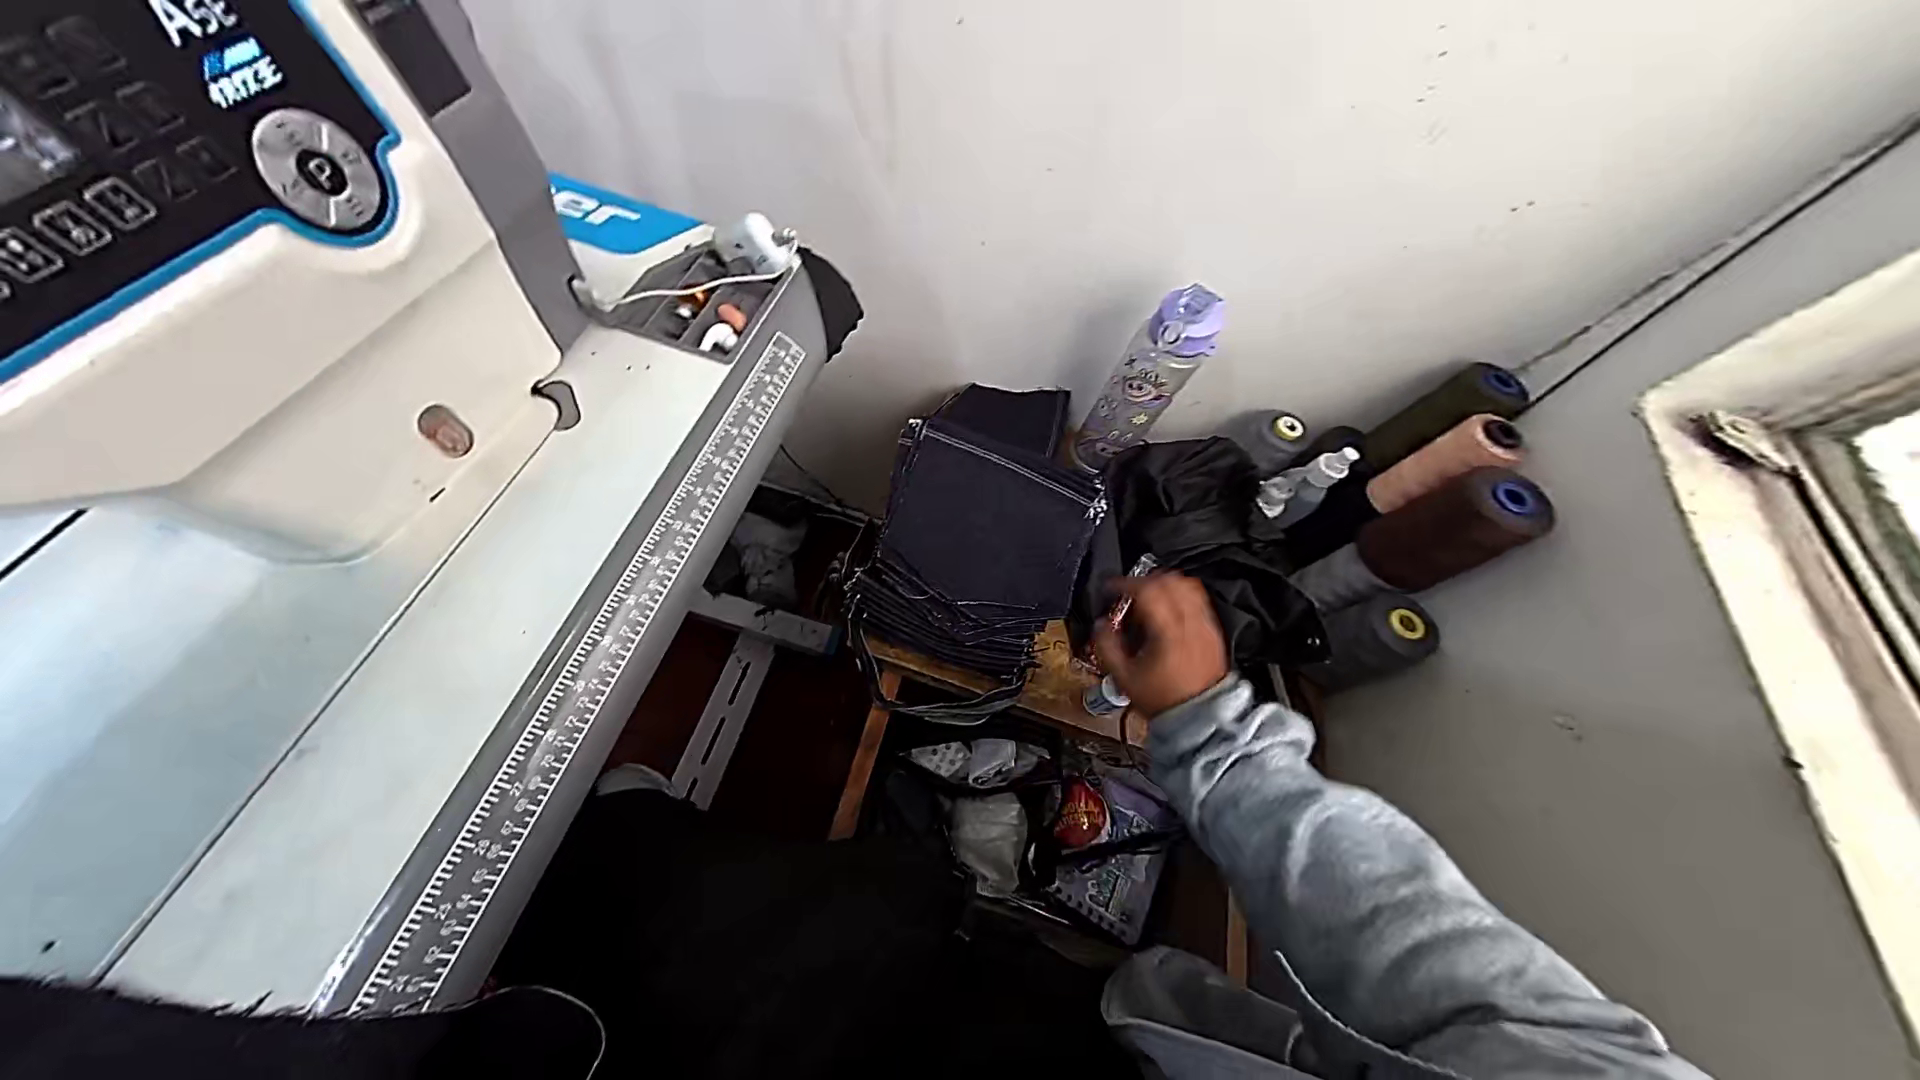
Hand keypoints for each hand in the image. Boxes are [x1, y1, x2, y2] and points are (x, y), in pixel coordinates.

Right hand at [1093, 572, 1229, 717]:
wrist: (1199, 718)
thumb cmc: (1164, 700)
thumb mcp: (1124, 676)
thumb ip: (1107, 646)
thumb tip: (1101, 626)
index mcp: (1167, 631)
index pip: (1147, 589)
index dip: (1124, 582)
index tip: (1112, 587)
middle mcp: (1189, 623)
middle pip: (1168, 581)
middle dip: (1144, 580)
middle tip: (1129, 590)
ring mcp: (1204, 626)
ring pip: (1187, 586)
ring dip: (1164, 583)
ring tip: (1148, 594)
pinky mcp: (1213, 633)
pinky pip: (1199, 600)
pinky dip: (1181, 595)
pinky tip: (1169, 608)